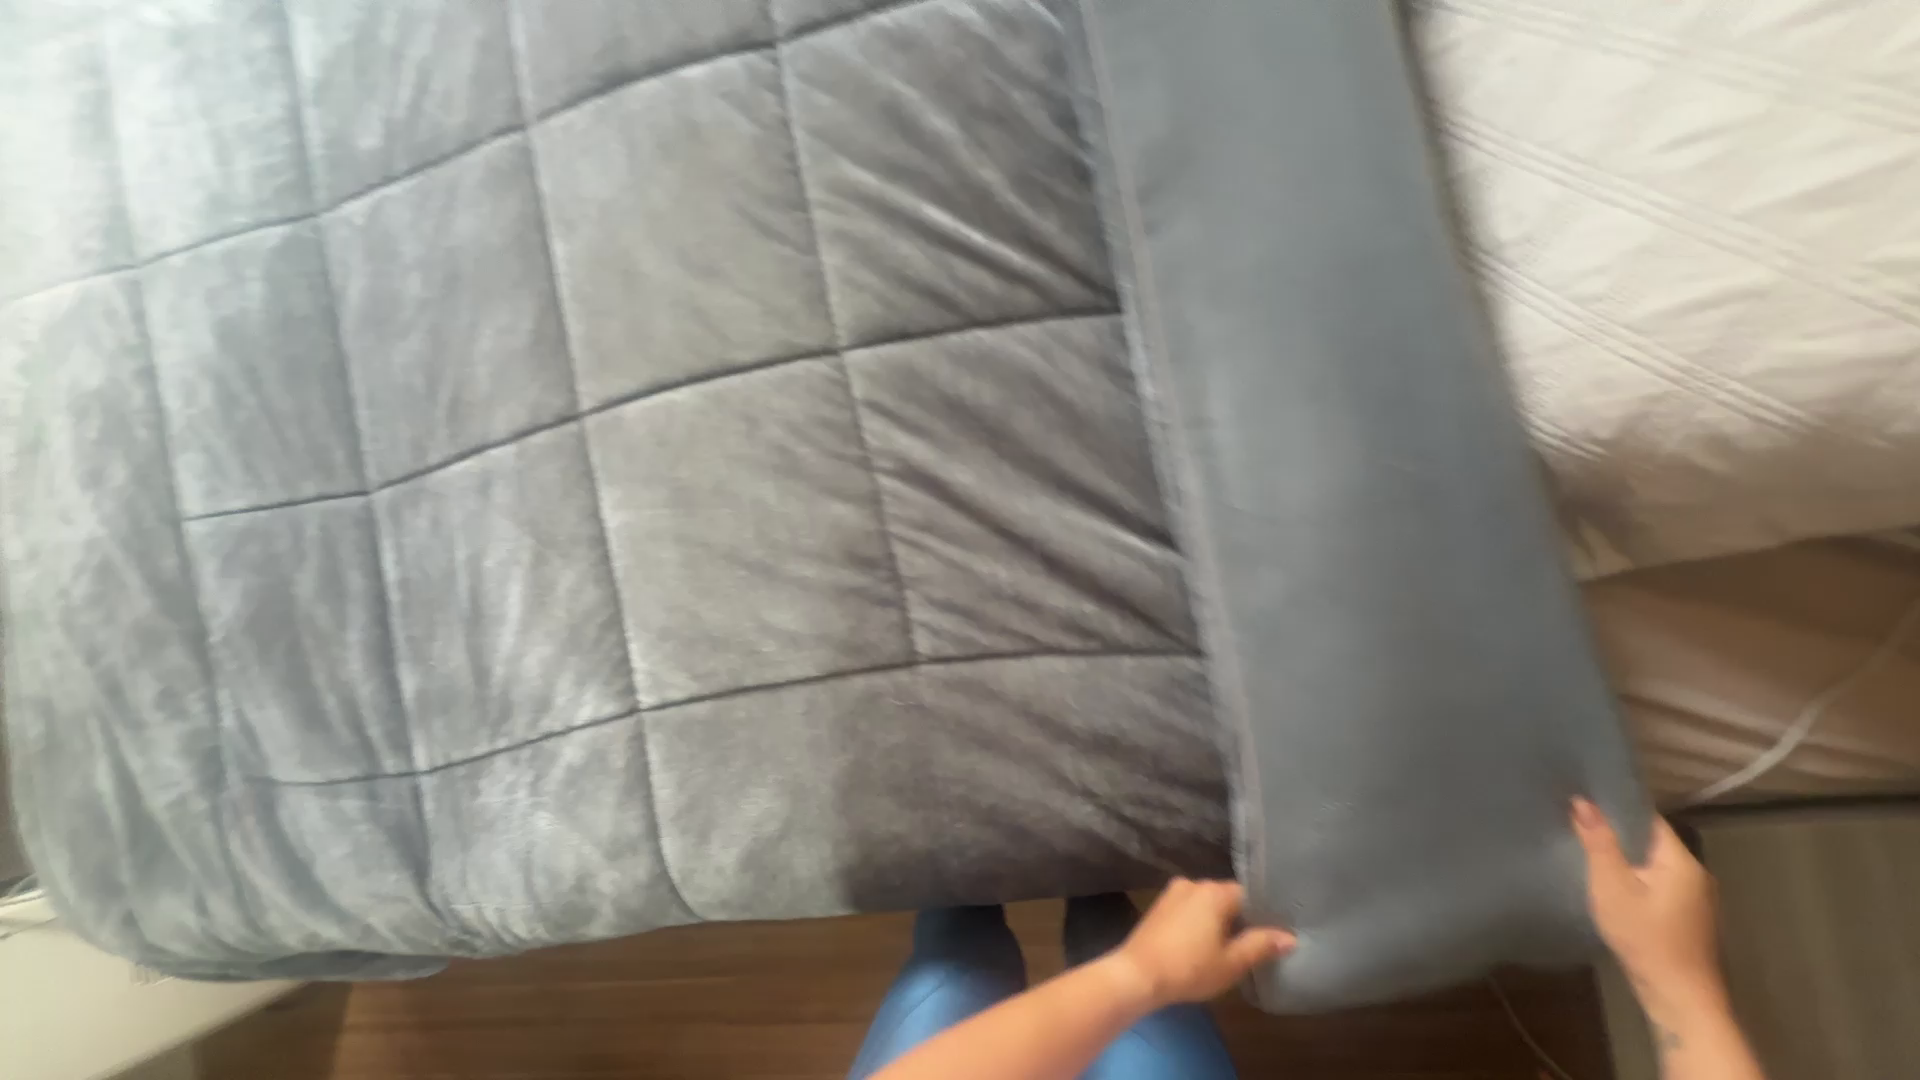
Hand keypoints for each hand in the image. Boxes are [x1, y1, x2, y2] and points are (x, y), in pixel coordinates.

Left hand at [1108, 879, 1293, 1007]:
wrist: (1138, 973)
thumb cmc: (1189, 968)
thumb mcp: (1231, 962)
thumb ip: (1260, 945)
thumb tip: (1289, 936)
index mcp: (1214, 892)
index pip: (1248, 894)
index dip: (1264, 913)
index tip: (1275, 931)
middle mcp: (1193, 883)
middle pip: (1227, 896)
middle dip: (1241, 916)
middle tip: (1256, 942)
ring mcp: (1173, 892)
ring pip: (1207, 902)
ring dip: (1219, 919)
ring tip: (1232, 944)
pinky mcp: (1160, 904)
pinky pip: (1190, 907)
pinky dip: (1201, 919)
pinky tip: (1205, 941)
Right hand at [1572, 798, 1724, 1012]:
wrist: (1676, 994)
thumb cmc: (1644, 935)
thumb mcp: (1612, 885)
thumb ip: (1599, 842)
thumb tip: (1582, 800)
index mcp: (1681, 861)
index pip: (1647, 817)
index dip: (1615, 803)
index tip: (1582, 793)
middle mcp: (1693, 872)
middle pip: (1649, 838)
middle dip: (1615, 828)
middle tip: (1574, 815)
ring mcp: (1692, 895)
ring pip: (1650, 860)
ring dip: (1622, 851)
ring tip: (1584, 840)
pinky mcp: (1683, 912)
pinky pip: (1653, 878)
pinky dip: (1631, 871)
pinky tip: (1606, 875)